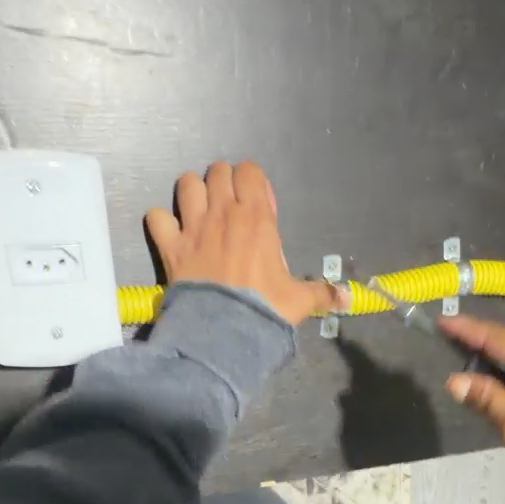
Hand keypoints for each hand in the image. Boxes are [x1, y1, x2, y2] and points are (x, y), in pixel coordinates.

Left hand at [145, 161, 341, 325]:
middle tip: (230, 209)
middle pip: (218, 171)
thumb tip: (347, 298)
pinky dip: (162, 223)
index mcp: (257, 218)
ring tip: (200, 214)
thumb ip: (322, 293)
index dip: (253, 184)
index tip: (258, 209)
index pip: (250, 172)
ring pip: (187, 184)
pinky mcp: (170, 246)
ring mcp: (193, 227)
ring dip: (193, 194)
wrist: (225, 331)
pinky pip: (156, 217)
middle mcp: (224, 213)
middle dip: (224, 183)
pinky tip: (171, 235)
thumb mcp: (299, 301)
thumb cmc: (266, 310)